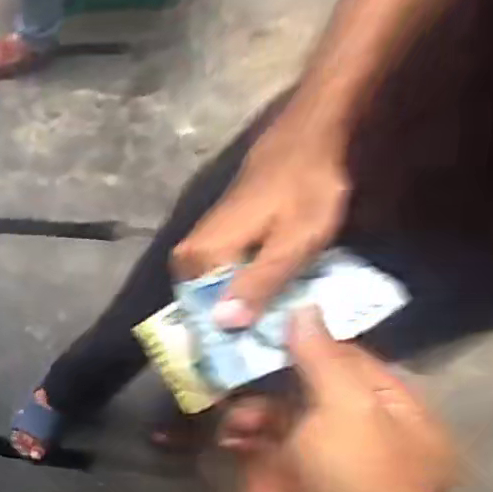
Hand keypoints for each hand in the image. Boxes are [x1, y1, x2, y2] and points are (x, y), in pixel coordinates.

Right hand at [171, 112, 352, 328]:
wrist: (307, 139)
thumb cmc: (307, 188)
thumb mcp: (296, 240)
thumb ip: (260, 283)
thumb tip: (224, 324)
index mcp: (198, 261)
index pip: (202, 315)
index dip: (229, 337)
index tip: (258, 352)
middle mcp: (185, 259)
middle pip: (205, 307)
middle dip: (235, 323)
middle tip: (274, 335)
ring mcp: (194, 251)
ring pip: (213, 295)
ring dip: (241, 308)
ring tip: (273, 318)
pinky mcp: (208, 245)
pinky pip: (219, 281)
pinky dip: (242, 291)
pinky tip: (268, 293)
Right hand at [231, 308, 455, 491]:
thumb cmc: (359, 472)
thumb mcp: (349, 406)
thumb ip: (322, 358)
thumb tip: (304, 308)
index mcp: (387, 403)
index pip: (346, 356)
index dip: (309, 337)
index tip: (268, 316)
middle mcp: (348, 420)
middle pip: (301, 379)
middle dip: (267, 369)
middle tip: (231, 351)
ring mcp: (307, 445)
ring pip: (270, 405)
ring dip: (249, 405)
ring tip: (239, 418)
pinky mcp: (271, 466)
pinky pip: (248, 435)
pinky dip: (237, 431)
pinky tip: (232, 437)